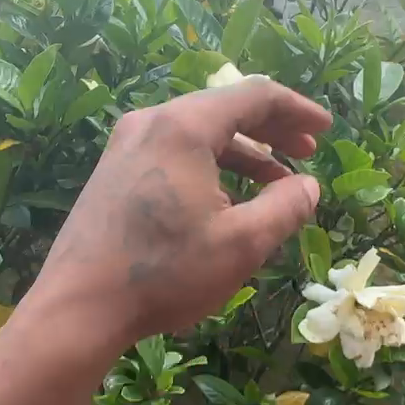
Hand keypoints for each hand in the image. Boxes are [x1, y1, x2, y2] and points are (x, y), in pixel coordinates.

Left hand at [28, 79, 332, 348]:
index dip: (297, 110)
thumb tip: (309, 186)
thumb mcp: (242, 243)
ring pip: (198, 134)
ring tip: (275, 184)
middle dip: (272, 130)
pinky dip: (209, 167)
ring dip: (242, 153)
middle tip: (306, 152)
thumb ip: (286, 207)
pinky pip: (173, 154)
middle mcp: (151, 123)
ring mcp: (125, 146)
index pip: (254, 96)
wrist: (79, 307)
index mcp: (184, 127)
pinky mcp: (112, 173)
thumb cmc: (166, 272)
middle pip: (224, 110)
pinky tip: (226, 201)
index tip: (326, 129)